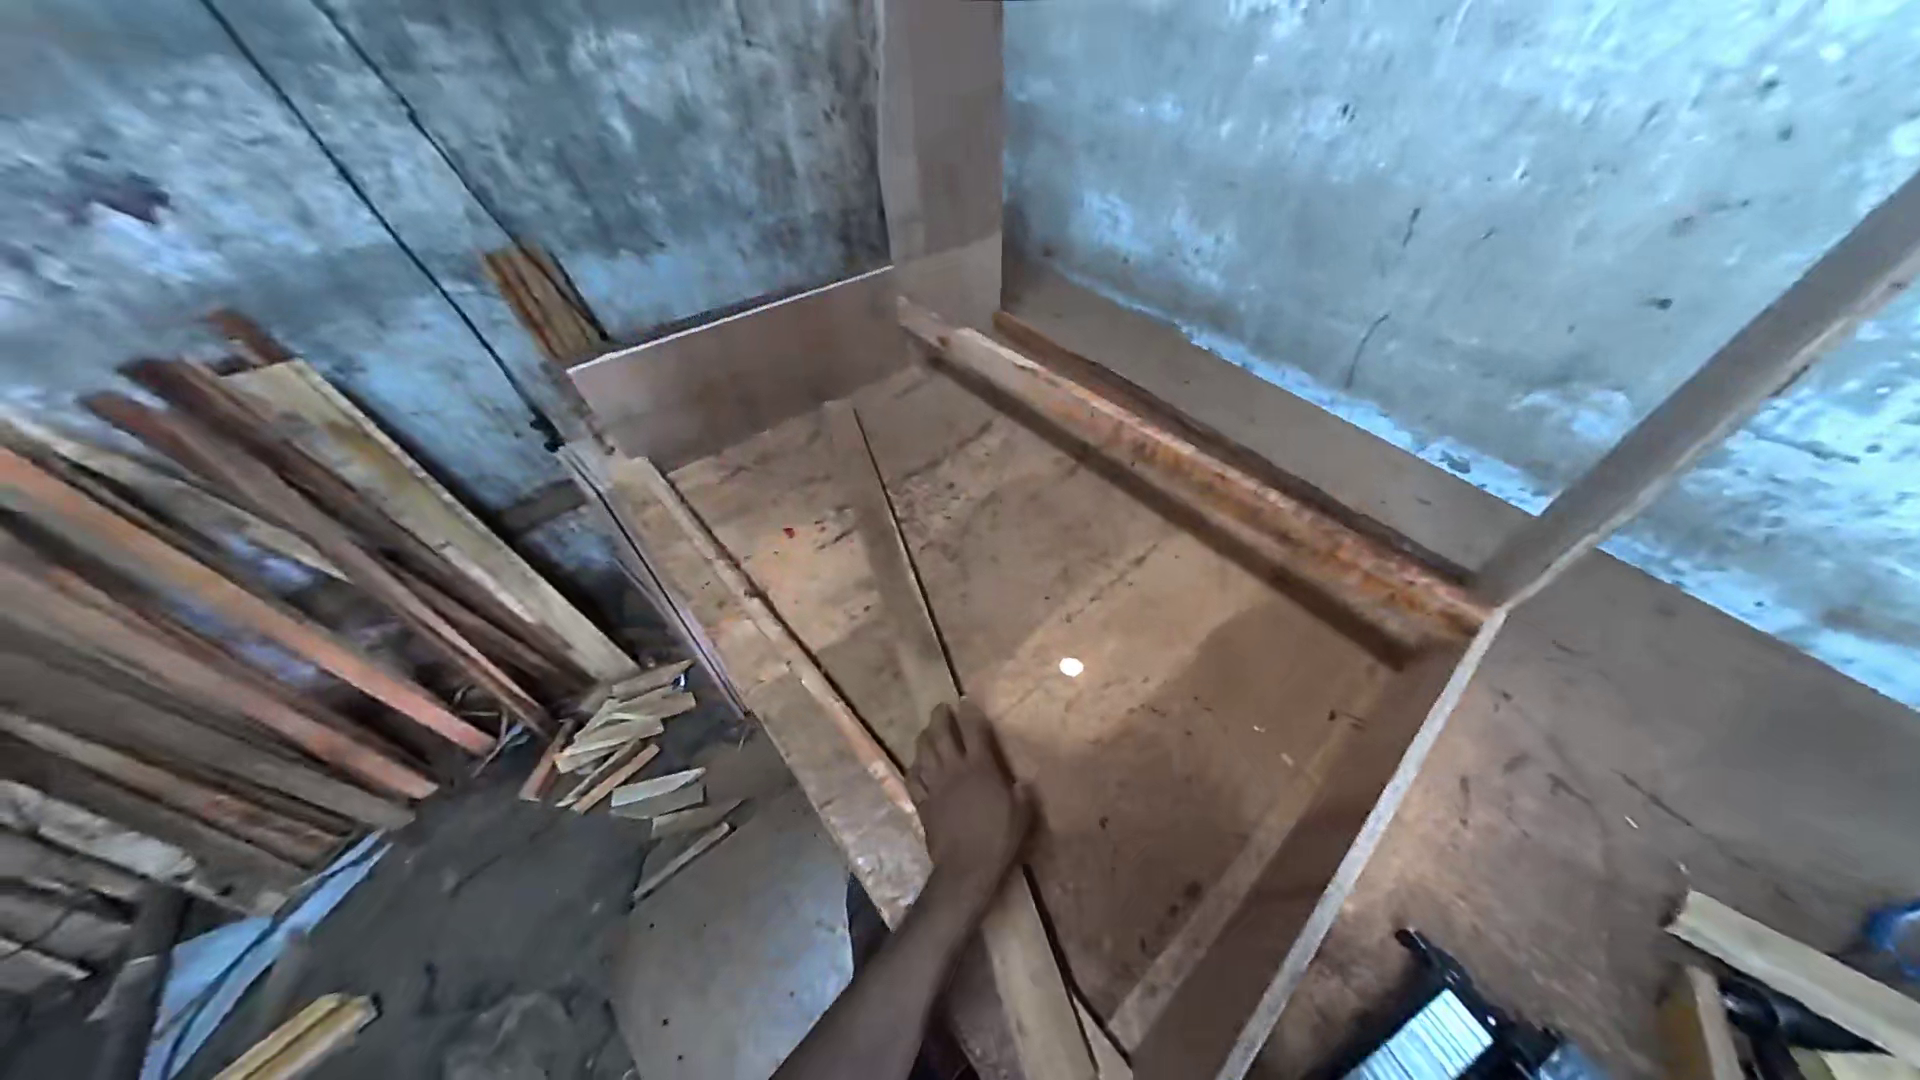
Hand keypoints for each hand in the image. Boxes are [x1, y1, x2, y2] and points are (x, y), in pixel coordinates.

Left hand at [909, 700, 1032, 915]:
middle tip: (941, 708)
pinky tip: (916, 765)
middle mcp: (954, 769)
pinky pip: (913, 778)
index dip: (969, 712)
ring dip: (925, 737)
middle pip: (942, 733)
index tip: (966, 701)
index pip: (973, 730)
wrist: (966, 868)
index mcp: (980, 767)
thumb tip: (1021, 782)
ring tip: (927, 730)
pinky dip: (914, 767)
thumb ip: (1022, 793)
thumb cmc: (998, 839)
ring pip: (924, 751)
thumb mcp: (1023, 814)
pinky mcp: (923, 802)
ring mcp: (935, 785)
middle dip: (940, 716)